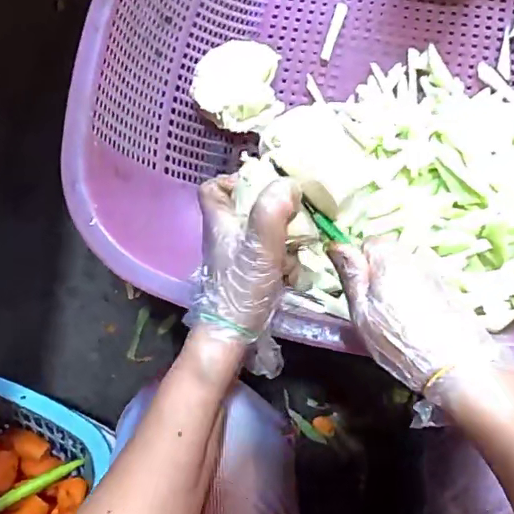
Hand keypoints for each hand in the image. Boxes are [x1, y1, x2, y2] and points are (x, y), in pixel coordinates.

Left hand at [189, 175, 297, 343]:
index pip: (213, 188)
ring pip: (262, 233)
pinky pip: (269, 257)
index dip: (234, 179)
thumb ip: (272, 212)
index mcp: (220, 222)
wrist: (233, 334)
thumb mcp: (260, 246)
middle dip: (273, 209)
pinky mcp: (248, 275)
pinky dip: (284, 260)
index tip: (263, 183)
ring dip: (284, 237)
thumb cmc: (242, 287)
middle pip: (246, 209)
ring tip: (300, 242)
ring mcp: (236, 257)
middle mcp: (225, 236)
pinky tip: (293, 271)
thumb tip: (289, 184)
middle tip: (296, 211)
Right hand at [327, 237, 513, 411]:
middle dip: (381, 275)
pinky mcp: (450, 289)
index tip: (361, 293)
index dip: (361, 267)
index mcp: (389, 258)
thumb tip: (335, 244)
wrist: (453, 366)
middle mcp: (415, 258)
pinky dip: (418, 297)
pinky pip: (424, 284)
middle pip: (390, 255)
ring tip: (399, 318)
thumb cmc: (397, 340)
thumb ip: (350, 274)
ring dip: (400, 286)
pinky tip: (419, 322)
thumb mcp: (362, 311)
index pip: (369, 244)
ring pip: (407, 270)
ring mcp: (435, 273)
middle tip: (378, 309)